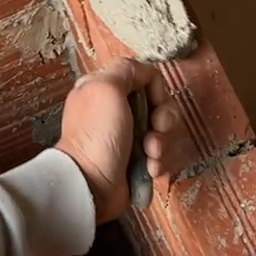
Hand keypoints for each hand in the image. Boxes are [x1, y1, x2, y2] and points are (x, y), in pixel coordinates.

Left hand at [56, 59, 195, 223]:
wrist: (92, 184)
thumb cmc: (97, 135)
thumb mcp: (106, 88)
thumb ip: (127, 70)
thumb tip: (147, 72)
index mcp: (106, 89)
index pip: (145, 77)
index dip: (156, 89)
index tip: (154, 104)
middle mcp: (117, 110)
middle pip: (159, 104)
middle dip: (163, 119)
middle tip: (154, 131)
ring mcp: (128, 137)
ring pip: (163, 131)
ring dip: (162, 143)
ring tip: (150, 155)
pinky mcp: (137, 161)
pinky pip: (161, 155)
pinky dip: (159, 162)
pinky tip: (149, 169)